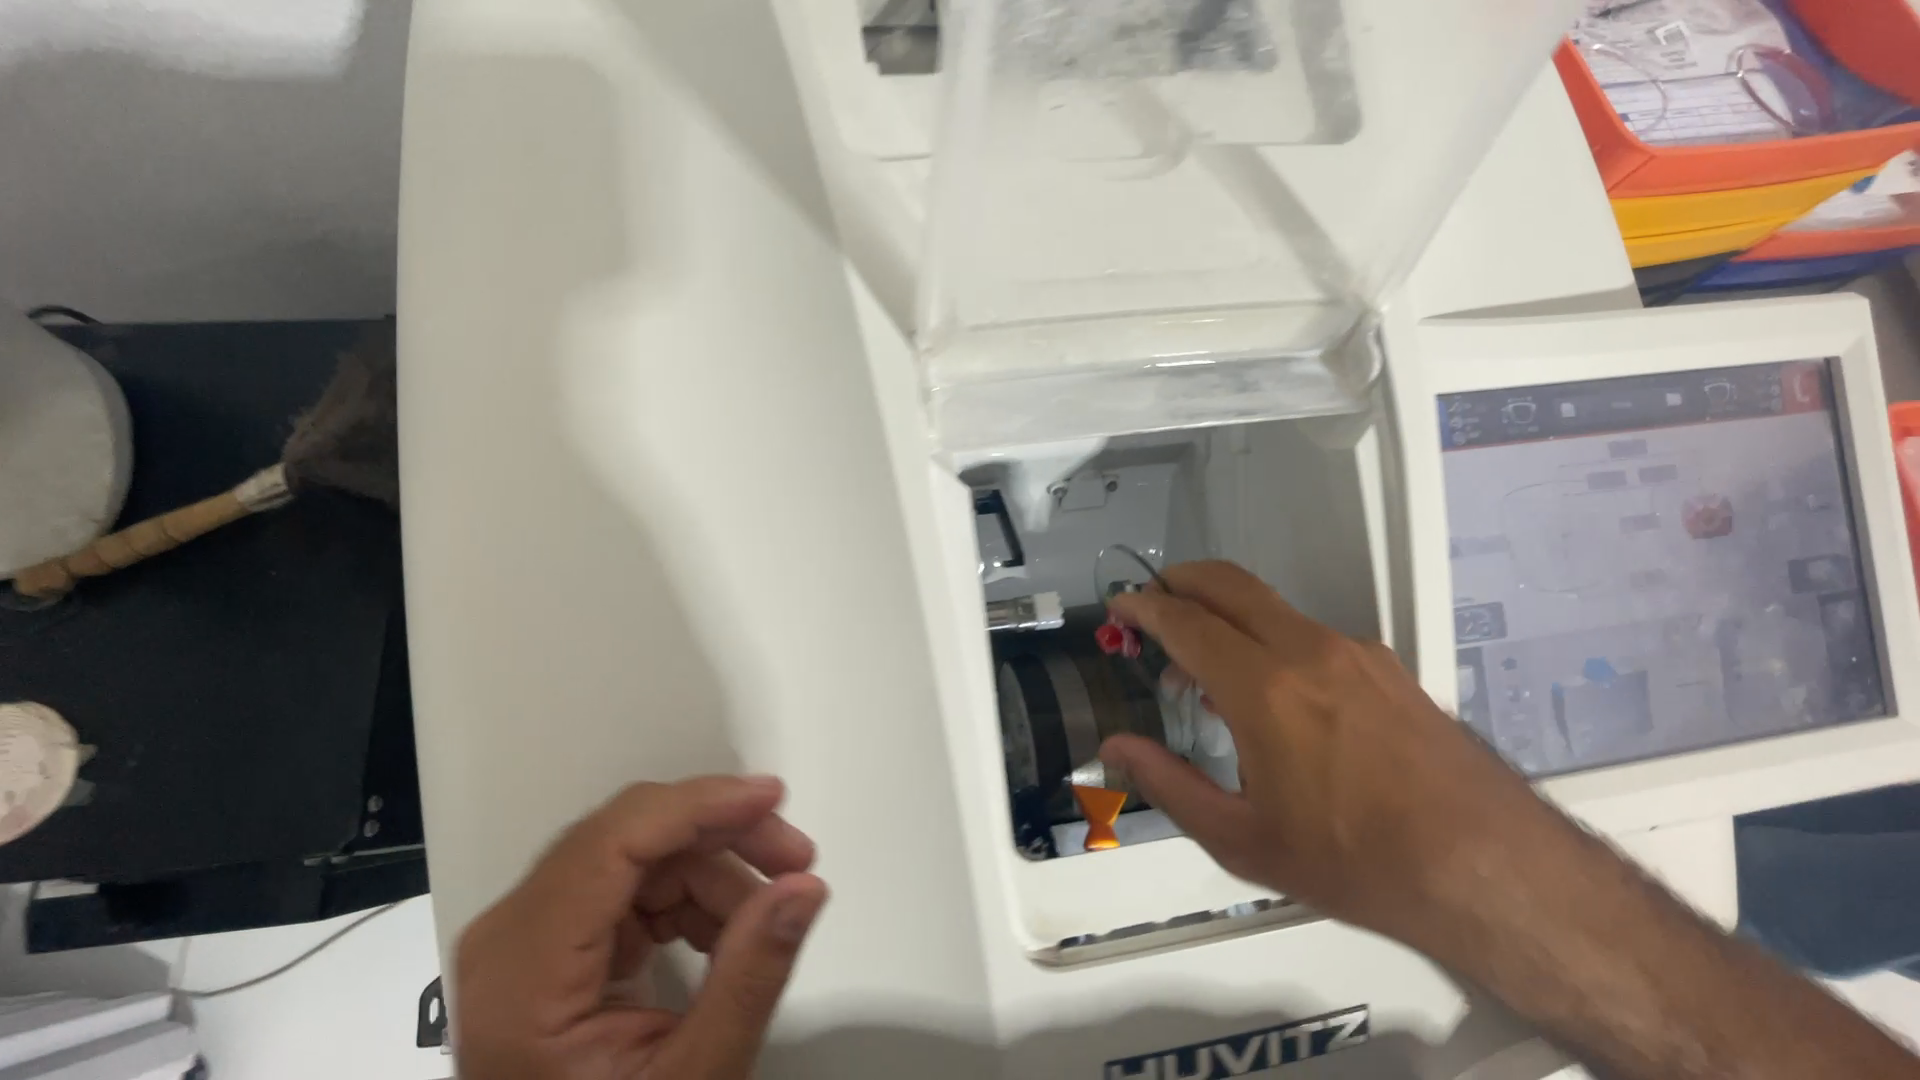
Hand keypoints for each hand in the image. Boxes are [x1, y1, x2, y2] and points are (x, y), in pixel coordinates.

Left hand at [455, 776, 828, 1079]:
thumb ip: (748, 980)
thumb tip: (806, 887)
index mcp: (523, 971)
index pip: (612, 843)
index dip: (696, 806)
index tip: (773, 798)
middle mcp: (512, 932)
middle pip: (627, 837)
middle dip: (719, 836)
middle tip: (796, 860)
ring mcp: (529, 935)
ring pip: (638, 856)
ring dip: (712, 872)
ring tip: (766, 918)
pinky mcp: (553, 944)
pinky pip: (632, 889)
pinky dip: (690, 900)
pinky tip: (727, 937)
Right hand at [1102, 561, 1556, 938]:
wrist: (1489, 868)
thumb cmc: (1356, 861)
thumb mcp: (1242, 839)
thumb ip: (1167, 784)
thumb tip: (1114, 749)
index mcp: (1264, 688)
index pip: (1186, 621)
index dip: (1144, 607)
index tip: (1120, 606)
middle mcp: (1308, 651)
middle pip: (1229, 583)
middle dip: (1180, 582)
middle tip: (1151, 604)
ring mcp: (1354, 652)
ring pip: (1271, 606)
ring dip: (1225, 616)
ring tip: (1205, 670)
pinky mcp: (1387, 666)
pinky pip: (1309, 632)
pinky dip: (1269, 638)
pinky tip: (1271, 694)